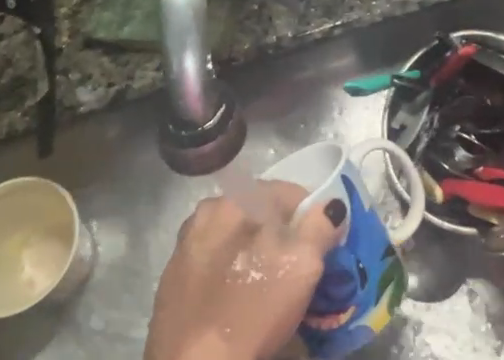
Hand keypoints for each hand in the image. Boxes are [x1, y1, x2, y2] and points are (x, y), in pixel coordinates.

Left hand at [144, 182, 335, 359]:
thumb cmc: (251, 311)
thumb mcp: (303, 266)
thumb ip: (321, 225)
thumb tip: (329, 208)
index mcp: (237, 199)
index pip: (292, 193)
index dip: (314, 221)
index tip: (321, 253)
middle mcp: (207, 211)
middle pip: (263, 215)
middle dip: (283, 238)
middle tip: (294, 274)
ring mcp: (186, 245)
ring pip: (238, 238)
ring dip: (257, 255)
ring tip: (267, 291)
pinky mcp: (174, 278)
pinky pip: (217, 263)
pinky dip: (232, 274)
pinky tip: (238, 302)